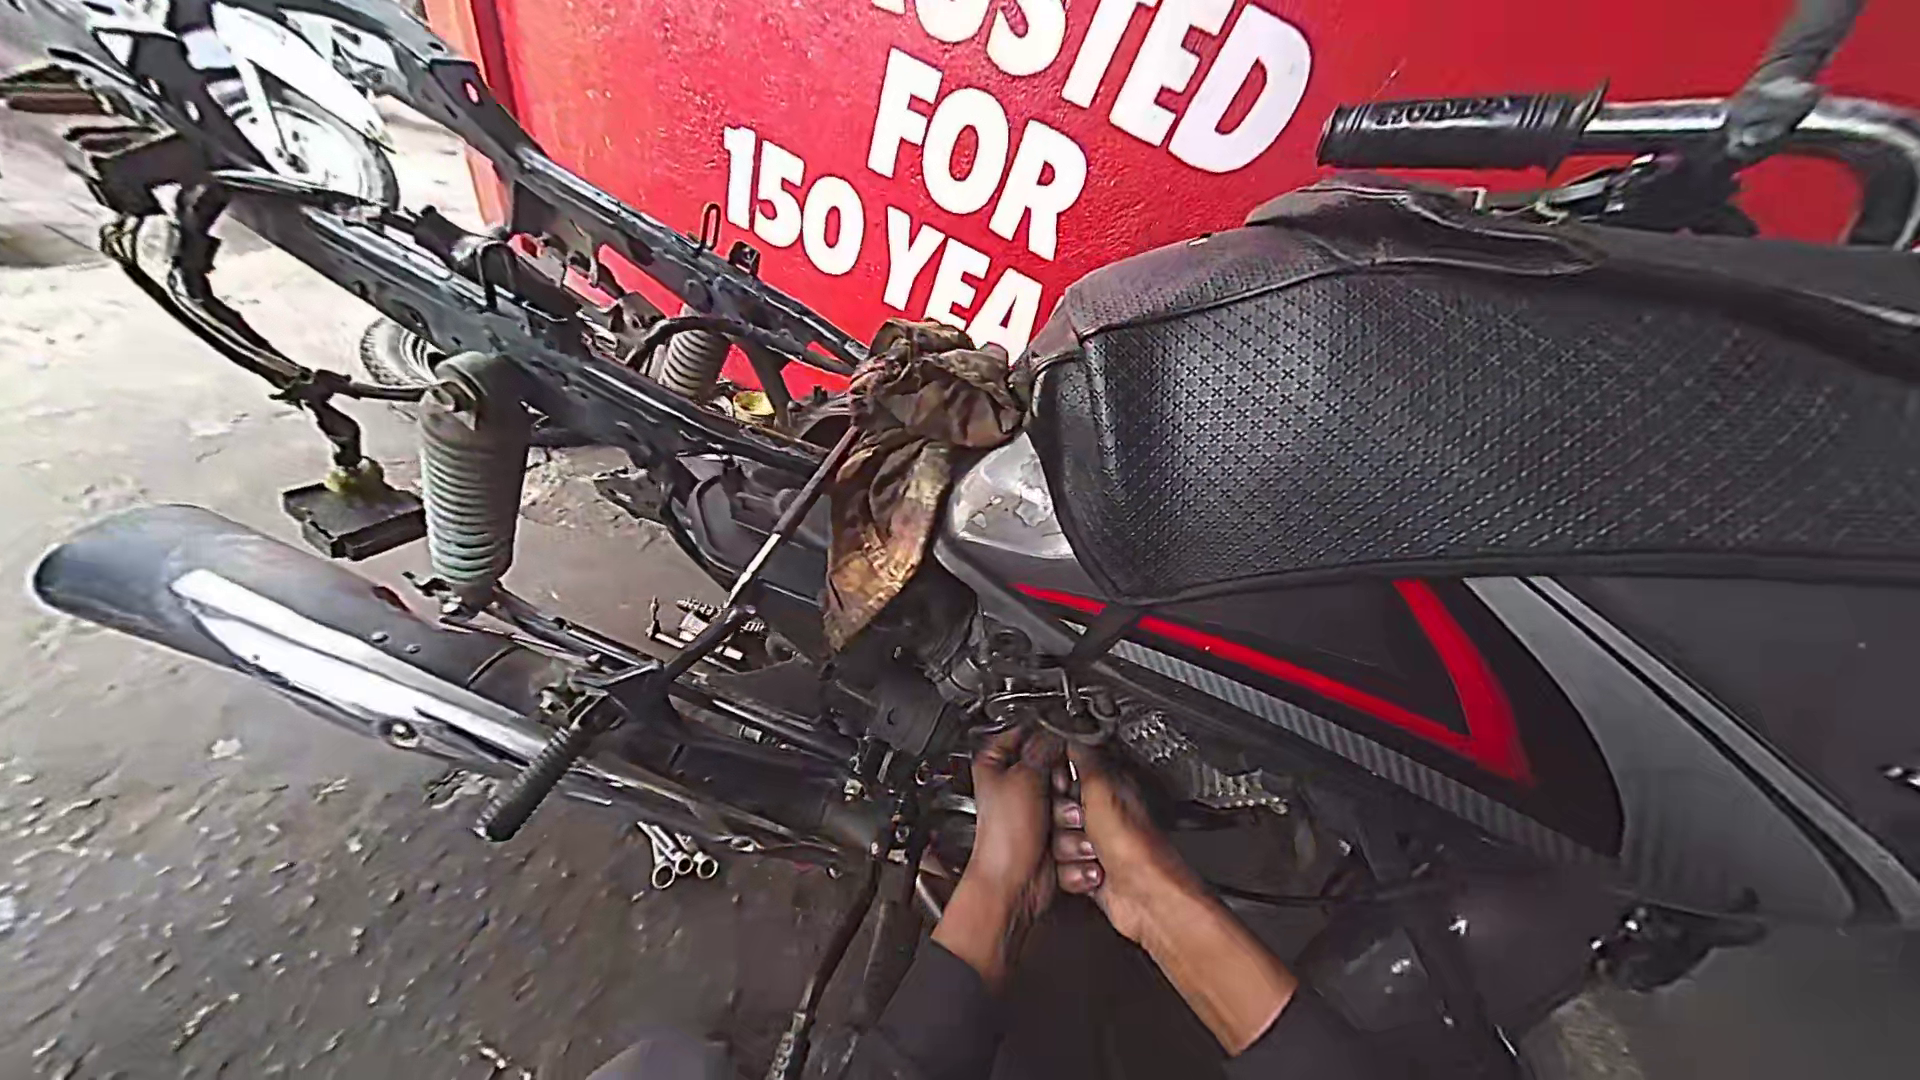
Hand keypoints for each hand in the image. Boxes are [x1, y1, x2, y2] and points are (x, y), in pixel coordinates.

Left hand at [932, 729, 1061, 987]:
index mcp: (996, 761)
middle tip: (1055, 795)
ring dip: (1068, 816)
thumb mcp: (1026, 778)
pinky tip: (1059, 845)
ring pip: (1068, 797)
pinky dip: (1071, 836)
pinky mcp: (1051, 832)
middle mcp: (1014, 782)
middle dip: (1061, 786)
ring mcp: (1034, 807)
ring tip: (1055, 828)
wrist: (1013, 886)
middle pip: (1054, 767)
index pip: (1027, 733)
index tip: (1055, 749)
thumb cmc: (1004, 838)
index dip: (1045, 741)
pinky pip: (1075, 825)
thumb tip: (1057, 730)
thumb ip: (1044, 748)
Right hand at [1051, 742, 1204, 942]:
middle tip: (1081, 823)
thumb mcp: (1101, 787)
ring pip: (1055, 840)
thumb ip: (1083, 757)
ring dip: (1070, 849)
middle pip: (1055, 809)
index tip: (1062, 790)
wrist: (1146, 896)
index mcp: (1106, 786)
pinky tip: (1093, 873)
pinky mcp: (1088, 870)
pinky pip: (1061, 868)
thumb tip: (1069, 732)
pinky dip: (1074, 874)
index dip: (1058, 784)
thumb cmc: (1134, 844)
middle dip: (1063, 821)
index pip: (1064, 774)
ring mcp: (1094, 843)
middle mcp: (1100, 813)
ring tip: (1092, 852)